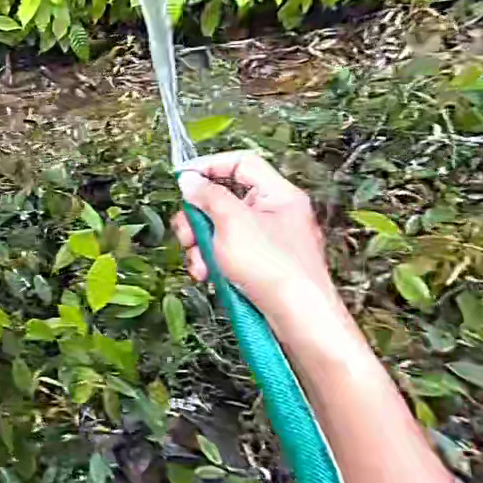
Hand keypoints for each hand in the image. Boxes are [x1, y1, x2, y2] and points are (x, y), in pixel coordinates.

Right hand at [170, 151, 360, 357]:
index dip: (209, 166)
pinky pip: (227, 252)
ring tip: (198, 262)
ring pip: (220, 228)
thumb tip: (190, 181)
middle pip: (224, 198)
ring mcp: (268, 240)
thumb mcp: (232, 222)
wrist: (299, 319)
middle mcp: (275, 213)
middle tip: (187, 232)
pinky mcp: (260, 264)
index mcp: (278, 194)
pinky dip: (212, 261)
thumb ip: (208, 196)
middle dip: (198, 216)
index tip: (183, 180)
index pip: (240, 163)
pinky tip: (207, 275)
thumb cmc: (272, 268)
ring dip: (201, 243)